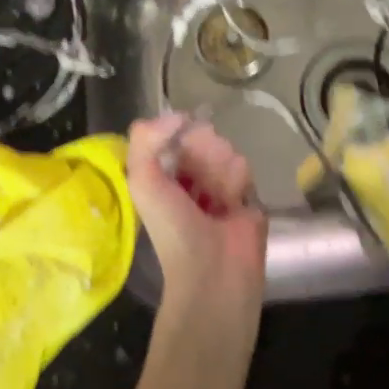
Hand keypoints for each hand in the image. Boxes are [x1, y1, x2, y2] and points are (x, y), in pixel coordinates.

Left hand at [126, 115, 268, 311]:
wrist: (215, 273)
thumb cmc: (174, 229)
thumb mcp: (143, 182)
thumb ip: (146, 140)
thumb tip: (179, 115)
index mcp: (160, 176)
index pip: (172, 134)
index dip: (178, 132)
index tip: (183, 137)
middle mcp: (187, 177)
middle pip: (200, 138)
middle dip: (202, 151)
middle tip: (199, 178)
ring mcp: (217, 185)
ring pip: (224, 149)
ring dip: (220, 169)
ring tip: (217, 199)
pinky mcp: (245, 195)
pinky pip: (243, 167)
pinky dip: (238, 181)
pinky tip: (234, 202)